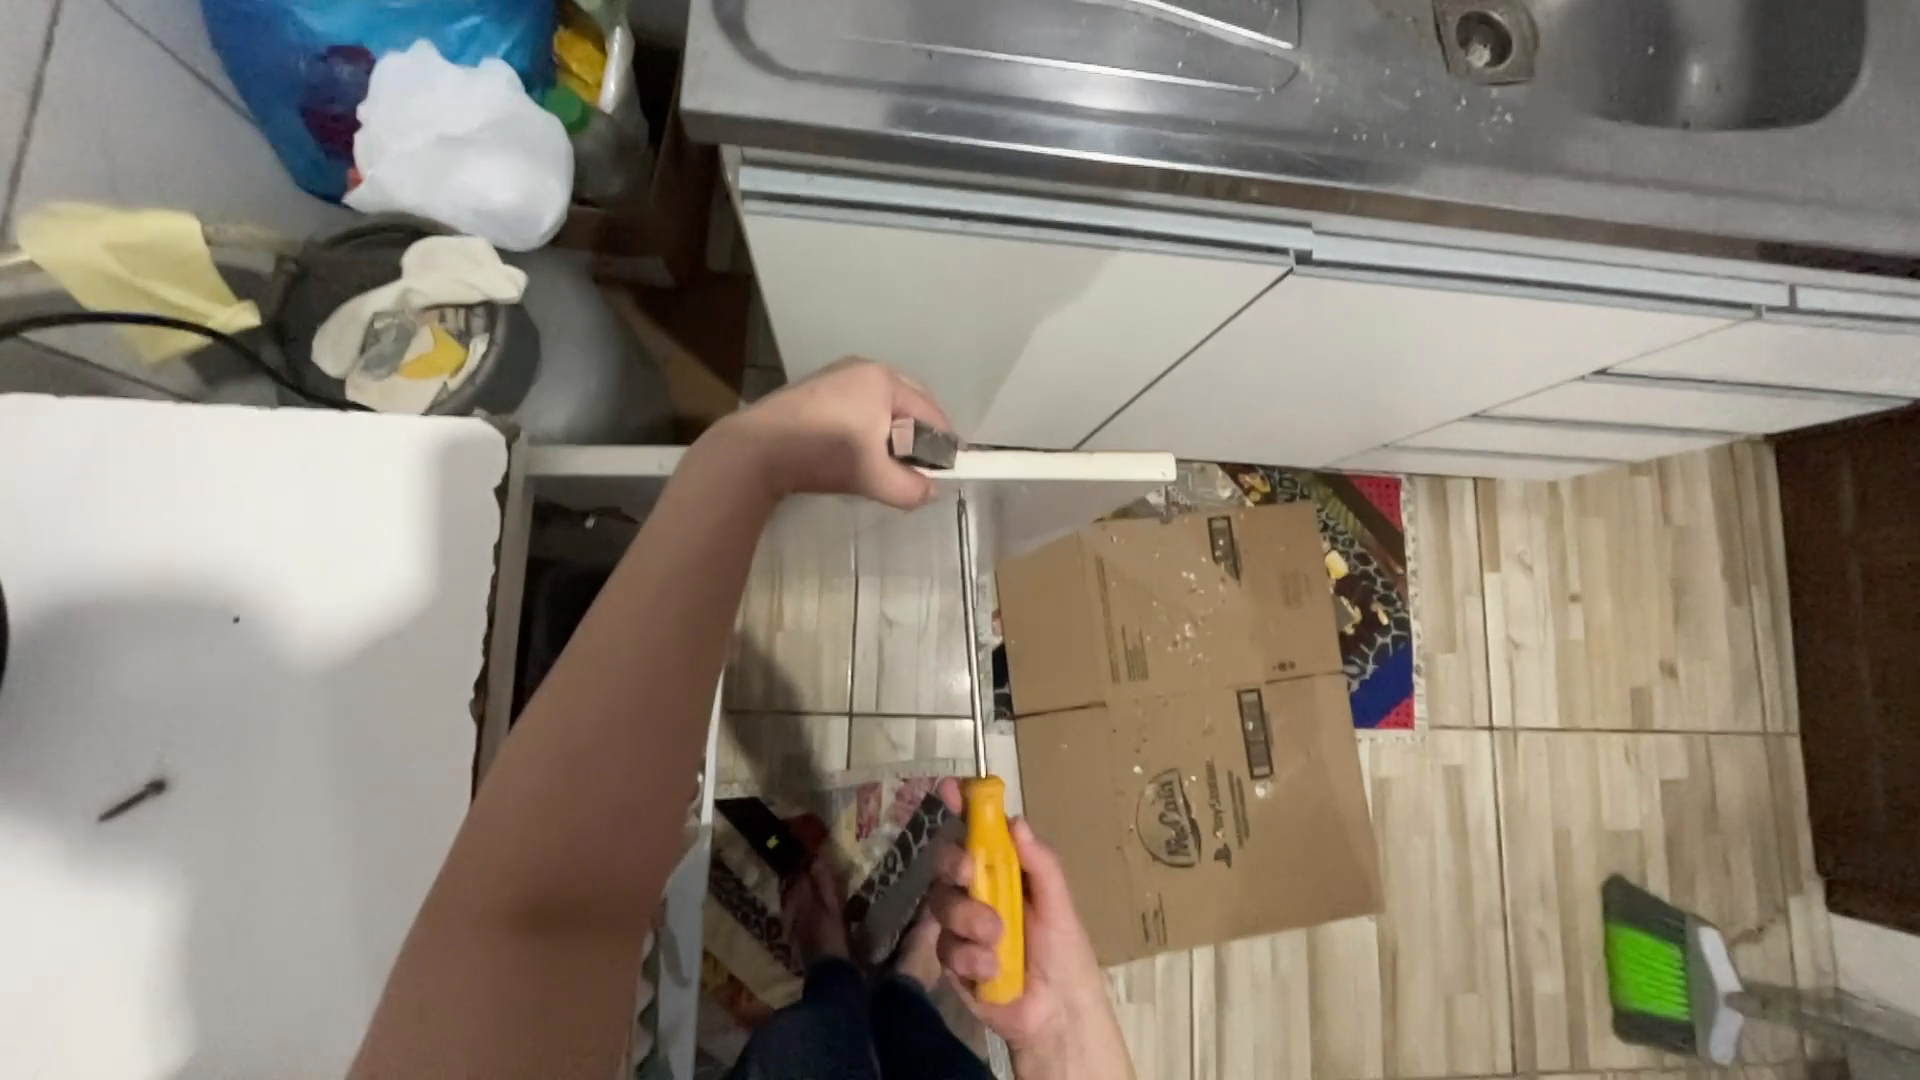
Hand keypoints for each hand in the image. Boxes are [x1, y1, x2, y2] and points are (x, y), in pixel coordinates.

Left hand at [713, 357, 952, 509]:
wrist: (756, 450)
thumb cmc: (823, 454)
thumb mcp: (874, 478)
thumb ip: (910, 488)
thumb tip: (929, 493)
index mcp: (884, 381)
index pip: (930, 412)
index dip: (943, 443)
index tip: (947, 469)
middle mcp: (863, 369)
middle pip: (909, 402)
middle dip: (919, 434)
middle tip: (921, 465)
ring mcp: (836, 375)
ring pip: (883, 403)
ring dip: (893, 430)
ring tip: (890, 461)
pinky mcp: (816, 389)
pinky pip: (859, 404)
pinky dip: (869, 425)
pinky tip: (860, 450)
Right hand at [927, 779, 1133, 1077]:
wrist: (1057, 1013)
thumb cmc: (1064, 950)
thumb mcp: (1058, 902)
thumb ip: (1040, 863)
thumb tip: (1016, 821)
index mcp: (1002, 869)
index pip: (976, 829)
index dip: (960, 805)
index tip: (950, 787)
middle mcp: (976, 889)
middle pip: (946, 861)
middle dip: (954, 862)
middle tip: (969, 871)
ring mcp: (960, 925)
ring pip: (942, 903)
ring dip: (968, 918)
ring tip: (997, 939)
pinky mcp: (952, 960)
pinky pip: (946, 947)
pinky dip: (970, 957)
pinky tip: (993, 970)